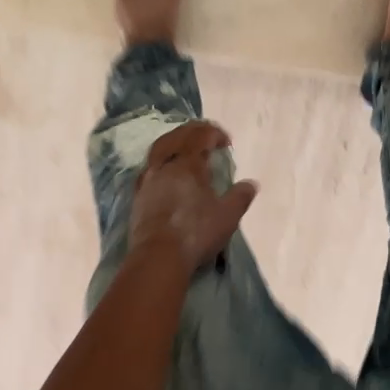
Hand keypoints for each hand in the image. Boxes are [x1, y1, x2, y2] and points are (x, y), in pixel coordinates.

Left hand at [128, 121, 258, 270]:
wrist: (158, 257)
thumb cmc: (196, 233)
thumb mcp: (227, 216)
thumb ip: (240, 196)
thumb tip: (251, 183)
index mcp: (188, 164)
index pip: (201, 136)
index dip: (215, 133)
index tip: (226, 143)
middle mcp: (166, 165)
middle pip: (177, 137)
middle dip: (193, 132)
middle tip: (205, 136)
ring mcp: (148, 180)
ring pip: (159, 149)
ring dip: (173, 142)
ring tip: (183, 148)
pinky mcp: (138, 196)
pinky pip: (148, 168)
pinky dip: (159, 162)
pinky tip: (164, 171)